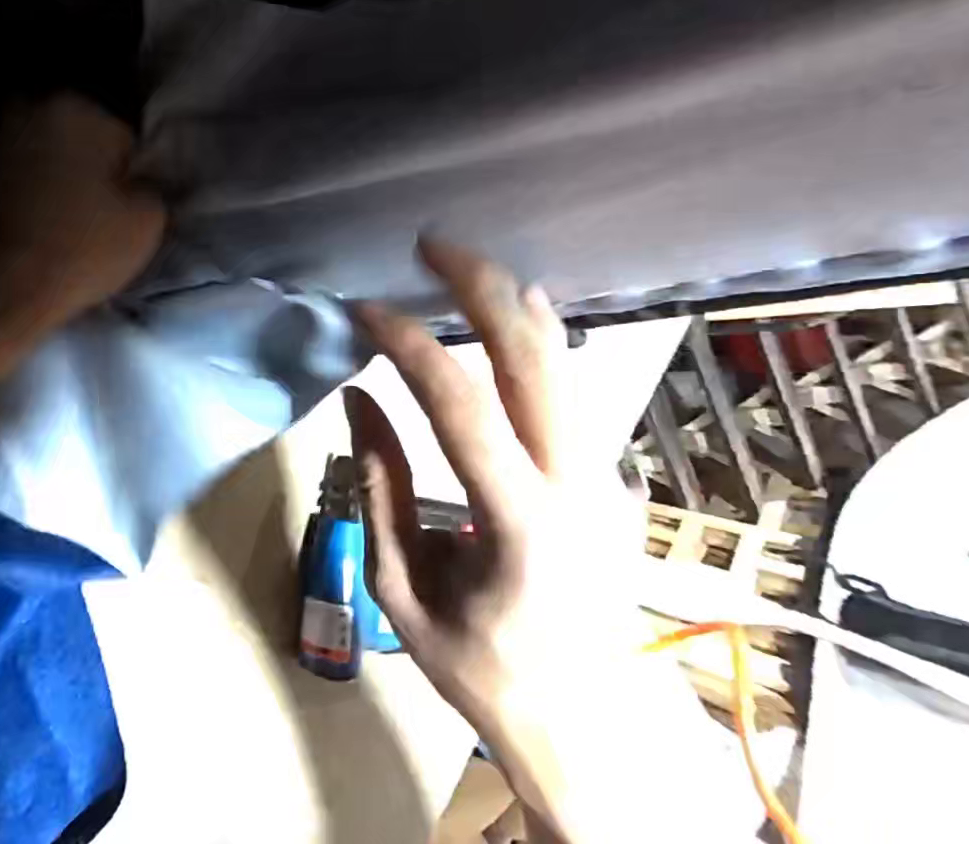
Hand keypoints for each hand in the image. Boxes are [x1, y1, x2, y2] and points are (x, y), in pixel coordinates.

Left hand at [0, 93, 166, 332]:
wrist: (2, 293)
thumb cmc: (80, 251)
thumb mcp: (147, 221)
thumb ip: (151, 188)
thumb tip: (138, 186)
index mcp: (75, 111)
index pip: (122, 141)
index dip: (130, 180)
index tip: (124, 212)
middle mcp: (25, 115)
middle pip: (76, 146)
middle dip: (87, 175)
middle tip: (95, 221)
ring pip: (38, 164)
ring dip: (51, 186)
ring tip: (59, 232)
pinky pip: (7, 186)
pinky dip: (18, 202)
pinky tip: (27, 236)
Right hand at [346, 238, 646, 731]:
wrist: (588, 722)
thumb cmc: (481, 669)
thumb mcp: (404, 588)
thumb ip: (380, 487)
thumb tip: (358, 400)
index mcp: (521, 524)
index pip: (460, 407)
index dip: (408, 346)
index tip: (365, 312)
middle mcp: (579, 485)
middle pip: (535, 359)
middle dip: (482, 288)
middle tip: (432, 246)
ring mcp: (606, 477)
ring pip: (566, 363)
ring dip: (512, 304)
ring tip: (464, 264)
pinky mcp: (609, 476)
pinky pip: (572, 389)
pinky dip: (537, 340)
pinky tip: (511, 314)